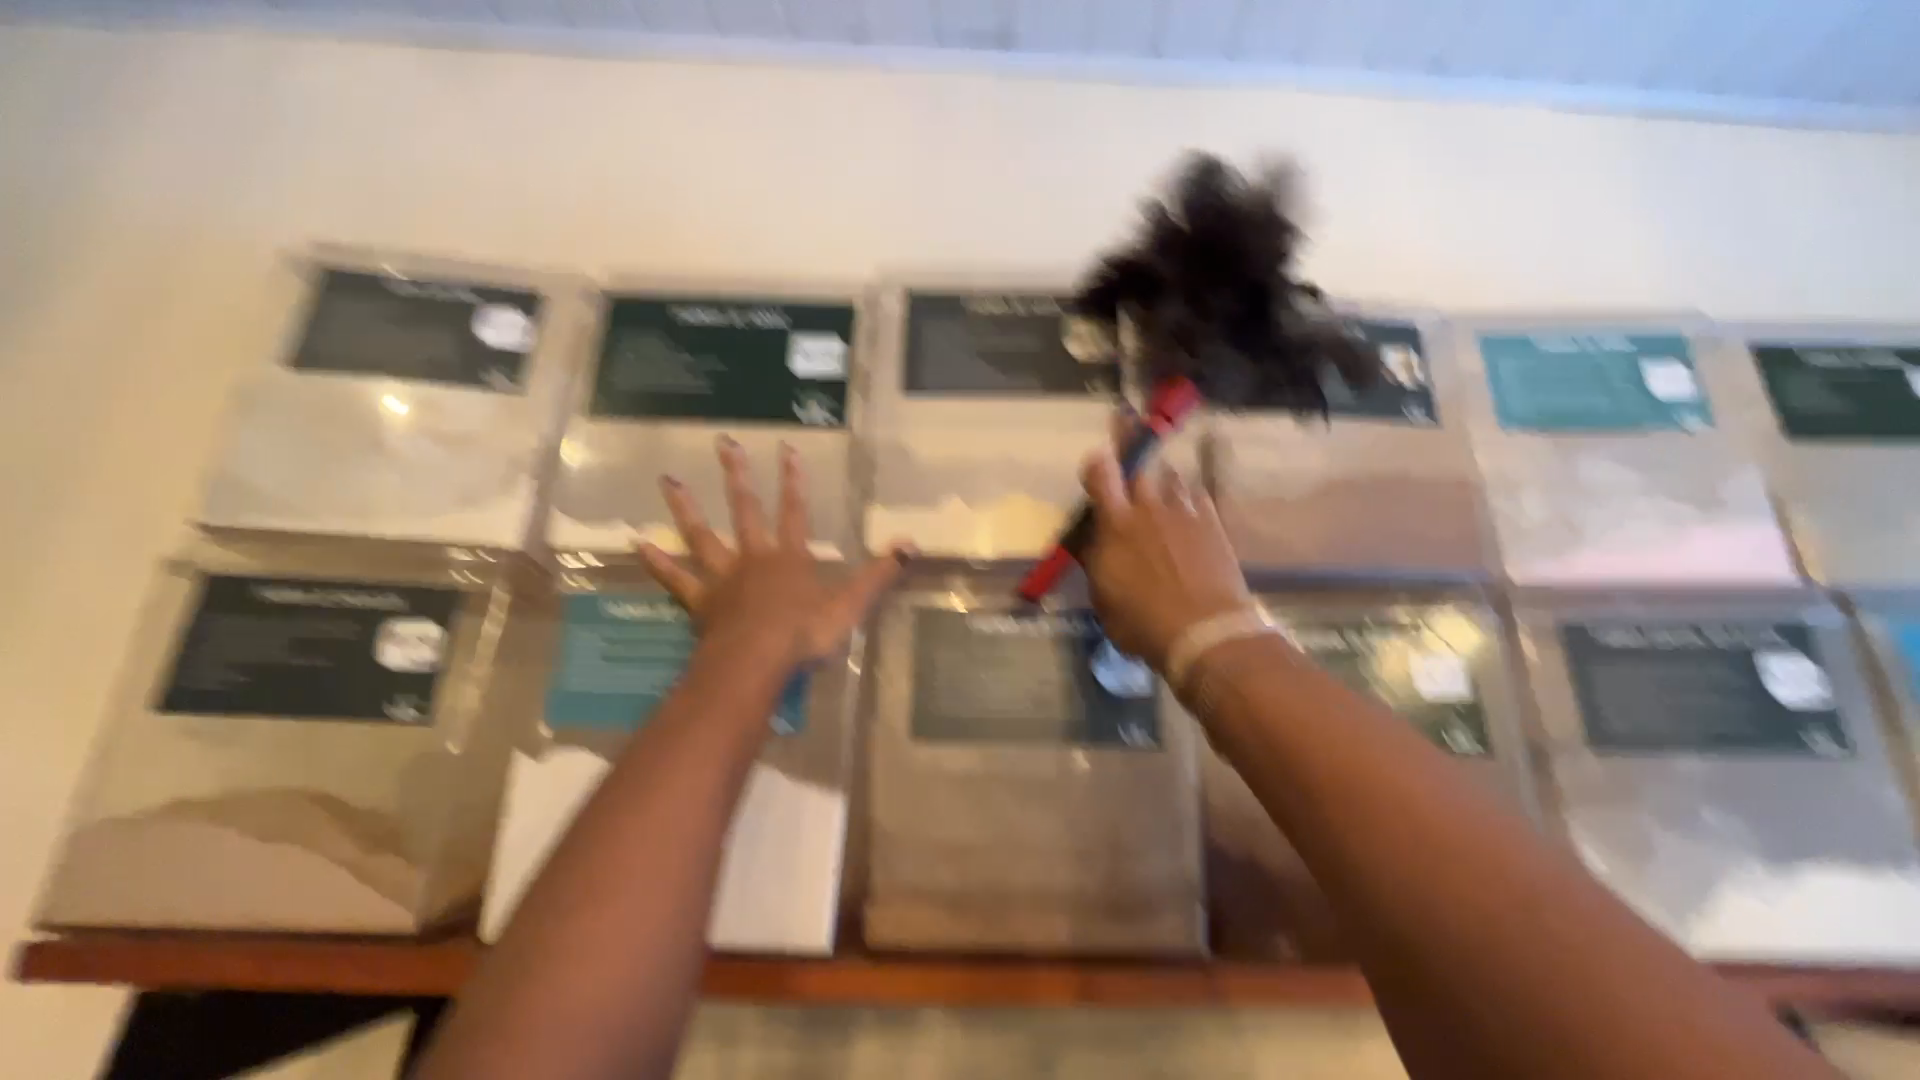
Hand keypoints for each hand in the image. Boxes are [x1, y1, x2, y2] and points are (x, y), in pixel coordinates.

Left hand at [636, 437, 910, 666]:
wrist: (757, 661)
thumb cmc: (804, 634)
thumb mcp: (850, 605)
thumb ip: (878, 574)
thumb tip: (910, 545)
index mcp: (790, 557)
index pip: (795, 510)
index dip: (793, 480)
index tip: (786, 448)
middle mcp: (754, 557)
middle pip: (744, 510)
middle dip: (736, 476)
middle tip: (723, 443)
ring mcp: (723, 577)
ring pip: (702, 535)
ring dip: (686, 508)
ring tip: (668, 480)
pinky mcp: (700, 600)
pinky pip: (676, 579)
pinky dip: (658, 563)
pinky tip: (639, 544)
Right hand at [1079, 441, 1255, 671]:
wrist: (1205, 631)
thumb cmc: (1143, 622)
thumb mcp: (1103, 598)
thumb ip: (1098, 563)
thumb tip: (1097, 545)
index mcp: (1115, 526)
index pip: (1101, 476)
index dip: (1097, 461)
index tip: (1098, 454)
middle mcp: (1148, 508)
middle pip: (1139, 460)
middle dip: (1129, 435)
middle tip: (1126, 415)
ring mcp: (1184, 512)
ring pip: (1171, 476)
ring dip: (1162, 476)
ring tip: (1161, 479)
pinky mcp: (1212, 522)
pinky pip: (1197, 497)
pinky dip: (1189, 499)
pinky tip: (1189, 510)